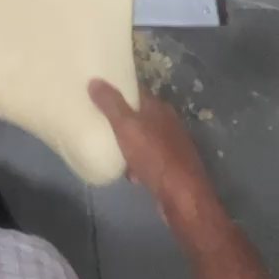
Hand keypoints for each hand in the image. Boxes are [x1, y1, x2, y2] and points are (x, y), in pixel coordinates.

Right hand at [89, 80, 214, 221]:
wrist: (183, 198)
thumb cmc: (154, 155)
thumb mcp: (126, 126)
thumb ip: (110, 104)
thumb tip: (94, 80)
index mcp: (159, 108)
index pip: (136, 91)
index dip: (119, 89)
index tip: (100, 92)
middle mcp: (169, 123)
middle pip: (140, 115)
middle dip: (122, 119)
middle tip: (101, 122)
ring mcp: (173, 147)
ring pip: (145, 139)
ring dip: (130, 144)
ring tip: (113, 149)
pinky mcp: (174, 169)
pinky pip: (151, 160)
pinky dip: (140, 164)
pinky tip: (130, 174)